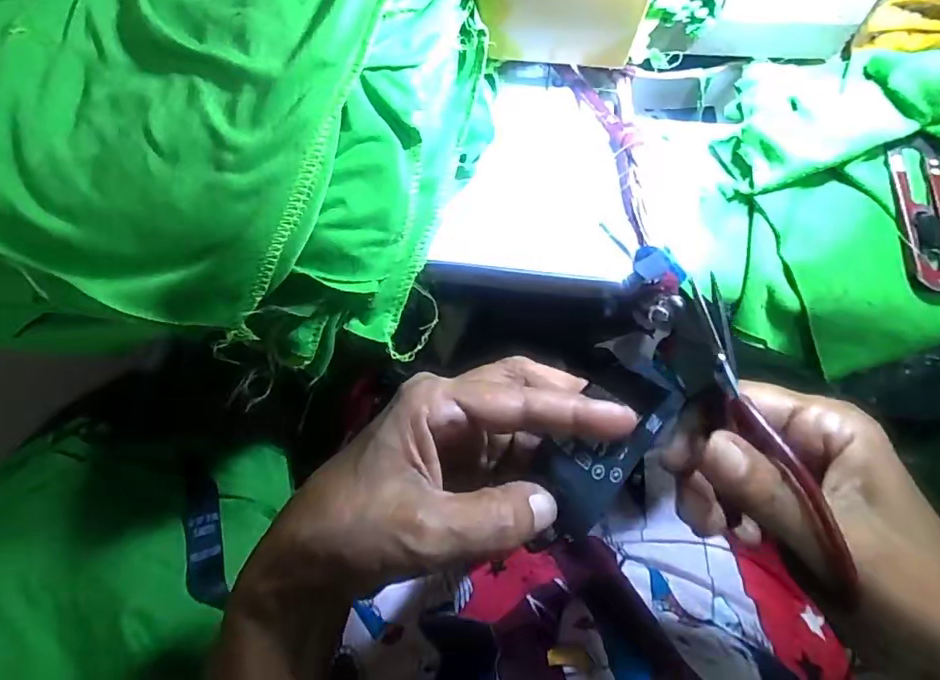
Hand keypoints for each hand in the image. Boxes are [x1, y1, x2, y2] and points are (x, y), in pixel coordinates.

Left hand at [213, 357, 636, 677]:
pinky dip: (535, 464)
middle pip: (515, 386)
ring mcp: (448, 431)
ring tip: (605, 452)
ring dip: (555, 434)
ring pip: (514, 419)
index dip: (572, 411)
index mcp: (436, 402)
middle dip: (564, 400)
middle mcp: (445, 404)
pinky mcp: (450, 460)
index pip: (515, 399)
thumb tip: (551, 502)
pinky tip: (563, 481)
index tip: (625, 418)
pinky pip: (503, 453)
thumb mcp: (428, 529)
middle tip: (618, 420)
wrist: (313, 553)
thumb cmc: (360, 528)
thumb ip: (494, 517)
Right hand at [671, 382, 939, 678]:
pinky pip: (738, 491)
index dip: (699, 423)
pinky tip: (735, 539)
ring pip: (725, 461)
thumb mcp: (836, 545)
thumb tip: (705, 442)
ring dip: (709, 493)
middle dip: (703, 468)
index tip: (674, 466)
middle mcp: (808, 437)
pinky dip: (725, 511)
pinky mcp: (791, 505)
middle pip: (726, 429)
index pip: (739, 398)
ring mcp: (799, 472)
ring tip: (714, 533)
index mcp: (828, 425)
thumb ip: (769, 492)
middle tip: (697, 515)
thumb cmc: (911, 595)